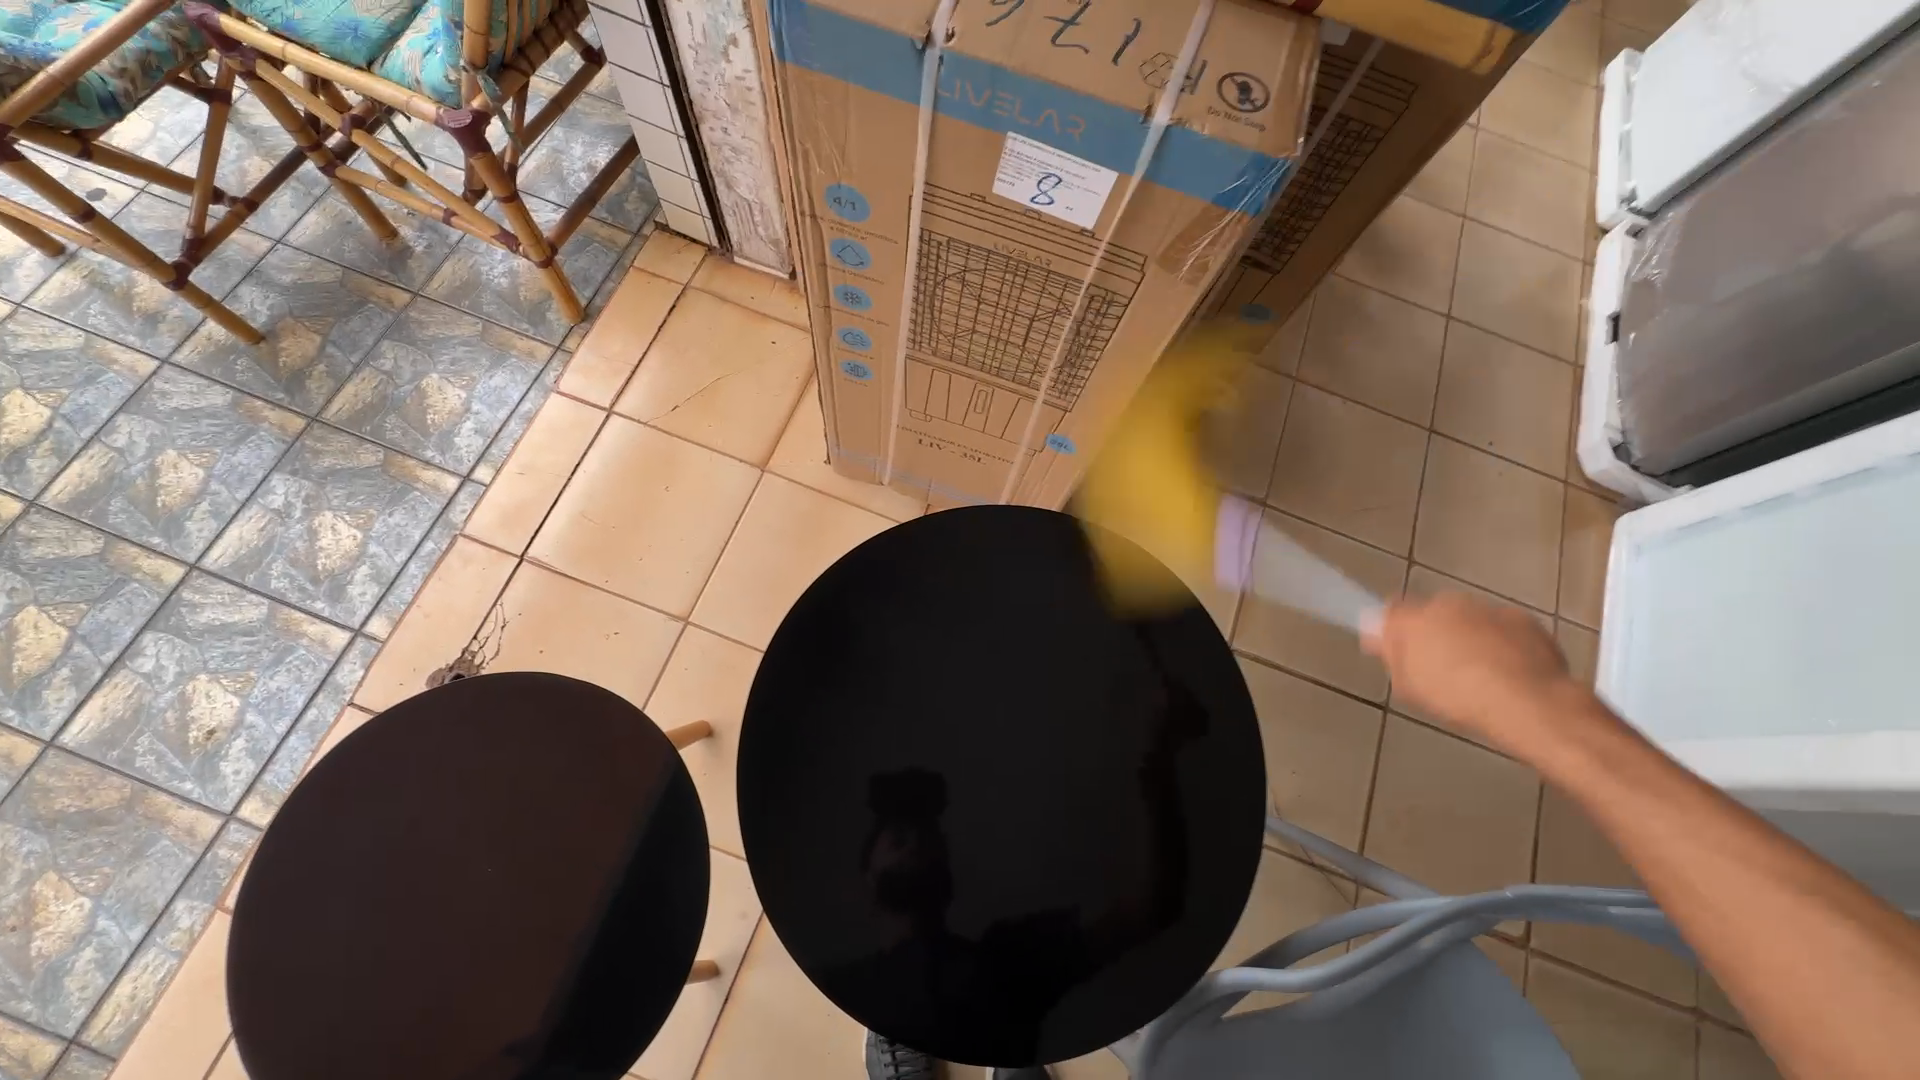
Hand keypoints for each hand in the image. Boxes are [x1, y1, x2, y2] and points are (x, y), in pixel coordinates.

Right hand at [1361, 592, 1577, 755]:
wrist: (1527, 702)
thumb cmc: (1457, 698)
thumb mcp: (1408, 686)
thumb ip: (1392, 655)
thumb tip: (1379, 635)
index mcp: (1413, 619)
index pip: (1391, 611)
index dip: (1392, 628)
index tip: (1396, 649)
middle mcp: (1447, 604)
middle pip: (1432, 612)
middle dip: (1434, 631)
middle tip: (1441, 665)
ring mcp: (1487, 608)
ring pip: (1469, 618)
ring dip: (1469, 636)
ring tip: (1480, 671)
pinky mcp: (1522, 618)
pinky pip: (1502, 627)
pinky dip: (1502, 641)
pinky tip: (1509, 669)